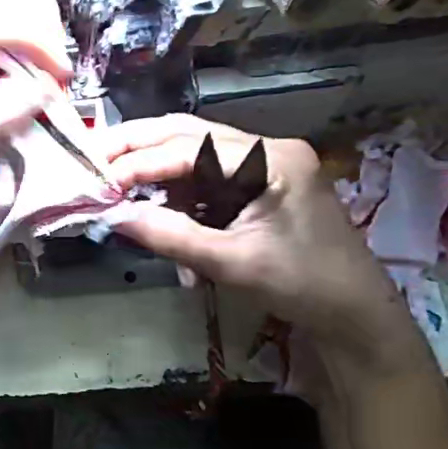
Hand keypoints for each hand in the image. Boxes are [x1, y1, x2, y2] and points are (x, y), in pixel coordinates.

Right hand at [92, 114, 425, 370]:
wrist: (354, 314)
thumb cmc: (301, 285)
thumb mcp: (229, 262)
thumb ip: (169, 235)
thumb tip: (112, 217)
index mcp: (270, 159)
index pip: (189, 148)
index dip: (139, 163)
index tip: (99, 182)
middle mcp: (267, 150)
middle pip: (188, 135)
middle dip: (139, 148)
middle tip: (93, 159)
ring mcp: (264, 166)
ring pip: (193, 156)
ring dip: (157, 178)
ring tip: (118, 193)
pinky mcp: (258, 186)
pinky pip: (206, 181)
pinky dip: (179, 200)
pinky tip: (160, 220)